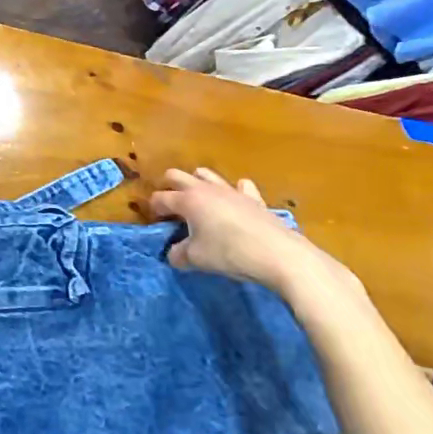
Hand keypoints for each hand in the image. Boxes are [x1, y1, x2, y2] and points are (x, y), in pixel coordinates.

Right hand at [149, 168, 351, 298]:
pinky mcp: (254, 198)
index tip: (156, 223)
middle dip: (168, 187)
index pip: (160, 198)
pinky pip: (240, 187)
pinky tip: (236, 204)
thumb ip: (179, 254)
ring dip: (197, 183)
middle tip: (170, 208)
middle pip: (177, 176)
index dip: (154, 209)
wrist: (279, 254)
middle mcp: (205, 189)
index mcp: (187, 201)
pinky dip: (234, 192)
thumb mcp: (196, 259)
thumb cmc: (230, 254)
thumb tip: (174, 254)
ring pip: (206, 174)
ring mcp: (231, 191)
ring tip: (198, 202)